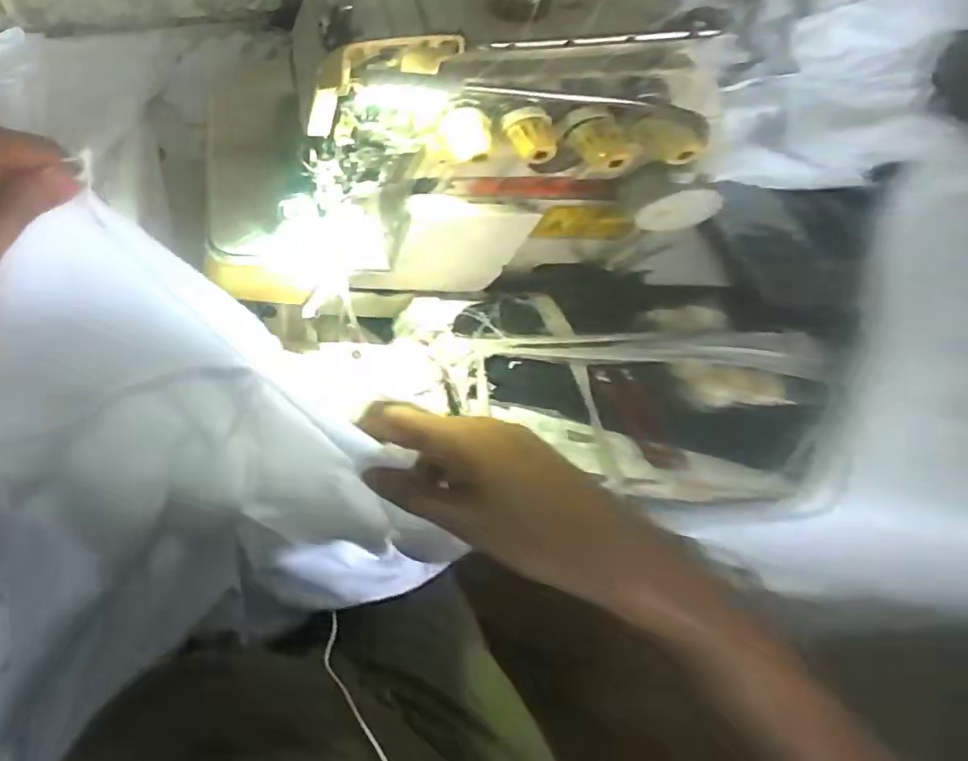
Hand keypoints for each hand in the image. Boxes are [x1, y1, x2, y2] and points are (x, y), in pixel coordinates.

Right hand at [359, 404, 696, 621]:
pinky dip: (454, 462)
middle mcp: (481, 424)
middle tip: (382, 475)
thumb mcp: (464, 522)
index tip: (348, 443)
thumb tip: (368, 471)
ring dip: (427, 457)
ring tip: (422, 494)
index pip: (396, 415)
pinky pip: (474, 444)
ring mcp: (508, 434)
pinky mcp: (528, 449)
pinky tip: (462, 494)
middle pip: (422, 422)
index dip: (367, 425)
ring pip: (448, 435)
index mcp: (461, 436)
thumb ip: (410, 493)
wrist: (628, 560)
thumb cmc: (536, 540)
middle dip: (396, 443)